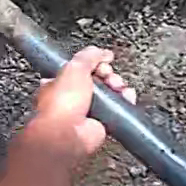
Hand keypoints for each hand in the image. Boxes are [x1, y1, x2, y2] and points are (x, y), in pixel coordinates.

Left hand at [13, 46, 136, 168]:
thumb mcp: (74, 68)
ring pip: (108, 93)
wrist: (67, 133)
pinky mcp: (100, 123)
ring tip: (118, 86)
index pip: (81, 68)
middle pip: (97, 80)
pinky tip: (126, 96)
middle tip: (109, 76)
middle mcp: (71, 98)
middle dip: (108, 75)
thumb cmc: (61, 103)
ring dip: (118, 86)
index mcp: (59, 83)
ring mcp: (86, 111)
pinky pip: (116, 108)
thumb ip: (88, 56)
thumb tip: (102, 52)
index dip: (94, 63)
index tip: (103, 61)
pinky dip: (124, 101)